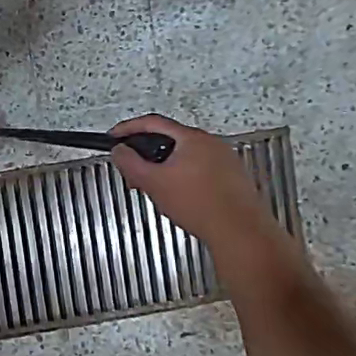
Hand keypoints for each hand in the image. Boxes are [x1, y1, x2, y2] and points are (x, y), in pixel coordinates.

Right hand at [110, 115, 278, 247]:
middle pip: (169, 140)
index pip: (152, 123)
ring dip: (164, 169)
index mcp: (192, 139)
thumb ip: (130, 163)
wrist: (238, 232)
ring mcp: (225, 160)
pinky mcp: (232, 178)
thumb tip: (119, 151)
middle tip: (133, 171)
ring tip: (155, 189)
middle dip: (146, 155)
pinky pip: (199, 170)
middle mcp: (212, 144)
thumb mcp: (152, 182)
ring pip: (184, 157)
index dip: (128, 129)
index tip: (116, 136)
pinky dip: (182, 178)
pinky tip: (178, 198)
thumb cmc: (201, 206)